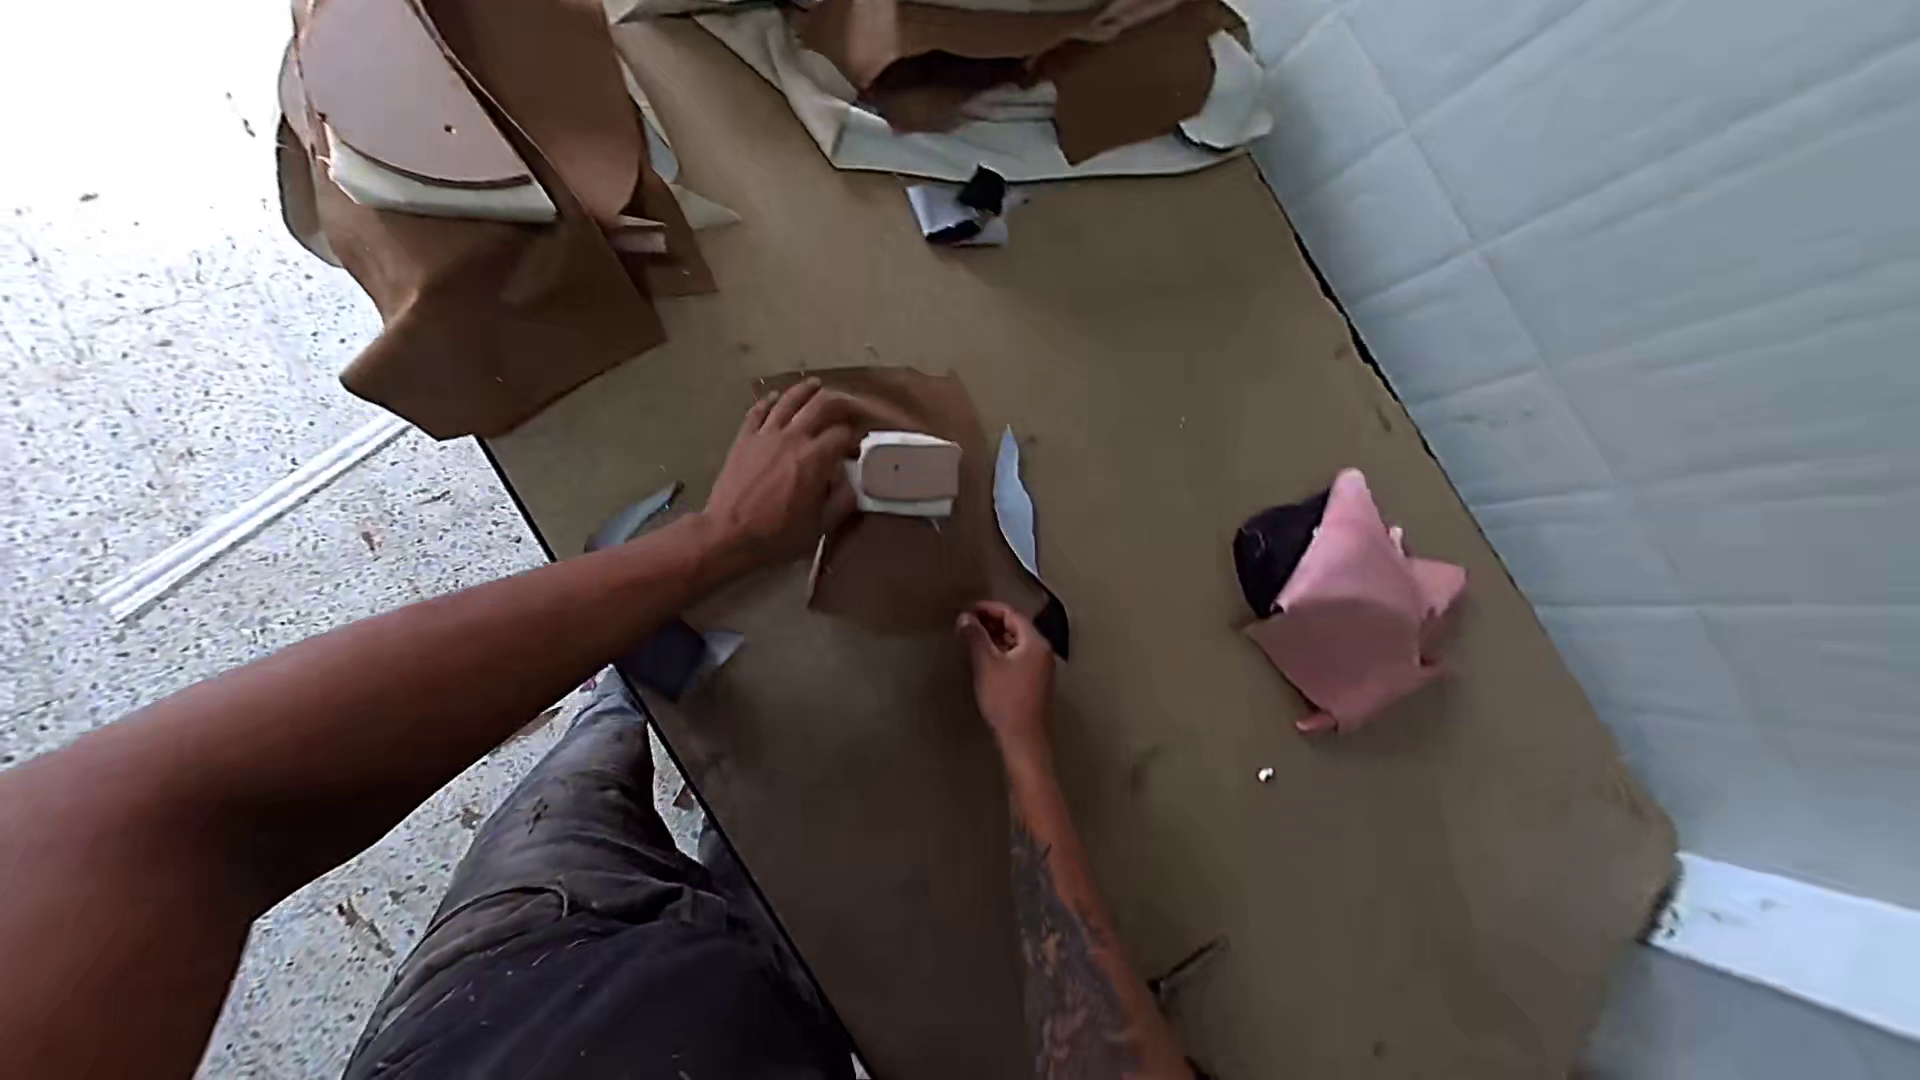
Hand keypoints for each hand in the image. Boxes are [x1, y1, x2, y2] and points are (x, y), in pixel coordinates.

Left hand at [701, 379, 859, 570]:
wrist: (729, 534)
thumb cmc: (778, 534)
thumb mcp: (821, 524)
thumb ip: (842, 499)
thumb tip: (851, 481)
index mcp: (815, 458)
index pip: (843, 434)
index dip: (854, 439)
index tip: (856, 449)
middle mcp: (793, 437)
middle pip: (821, 404)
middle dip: (840, 401)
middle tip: (848, 404)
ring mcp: (765, 435)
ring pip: (789, 400)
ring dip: (805, 390)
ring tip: (815, 384)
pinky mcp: (744, 439)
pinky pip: (758, 412)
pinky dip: (769, 401)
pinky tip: (775, 398)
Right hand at [957, 601, 1055, 755]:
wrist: (1024, 741)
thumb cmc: (1006, 701)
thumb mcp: (986, 665)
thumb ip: (975, 637)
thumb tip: (965, 617)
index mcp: (1035, 643)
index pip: (1012, 614)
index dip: (989, 608)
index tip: (970, 609)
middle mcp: (1043, 652)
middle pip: (1017, 627)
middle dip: (992, 622)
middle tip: (969, 622)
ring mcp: (1042, 669)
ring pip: (1017, 644)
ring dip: (996, 638)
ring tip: (973, 639)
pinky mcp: (1037, 684)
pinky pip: (1019, 658)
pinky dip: (1002, 653)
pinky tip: (986, 660)